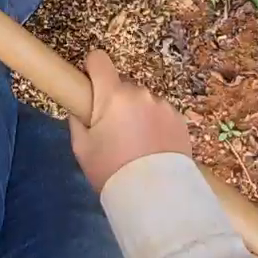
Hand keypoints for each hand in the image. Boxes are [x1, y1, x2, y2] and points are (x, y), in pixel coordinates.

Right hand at [69, 50, 191, 191]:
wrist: (157, 199)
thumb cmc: (112, 172)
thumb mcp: (82, 149)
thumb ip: (77, 121)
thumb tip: (80, 108)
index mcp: (112, 95)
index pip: (98, 58)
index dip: (92, 69)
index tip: (91, 87)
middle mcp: (139, 93)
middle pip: (121, 85)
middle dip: (116, 101)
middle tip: (114, 132)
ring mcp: (162, 105)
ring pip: (142, 100)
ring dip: (137, 113)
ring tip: (138, 145)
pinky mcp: (180, 119)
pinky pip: (160, 113)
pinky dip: (155, 124)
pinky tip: (154, 149)